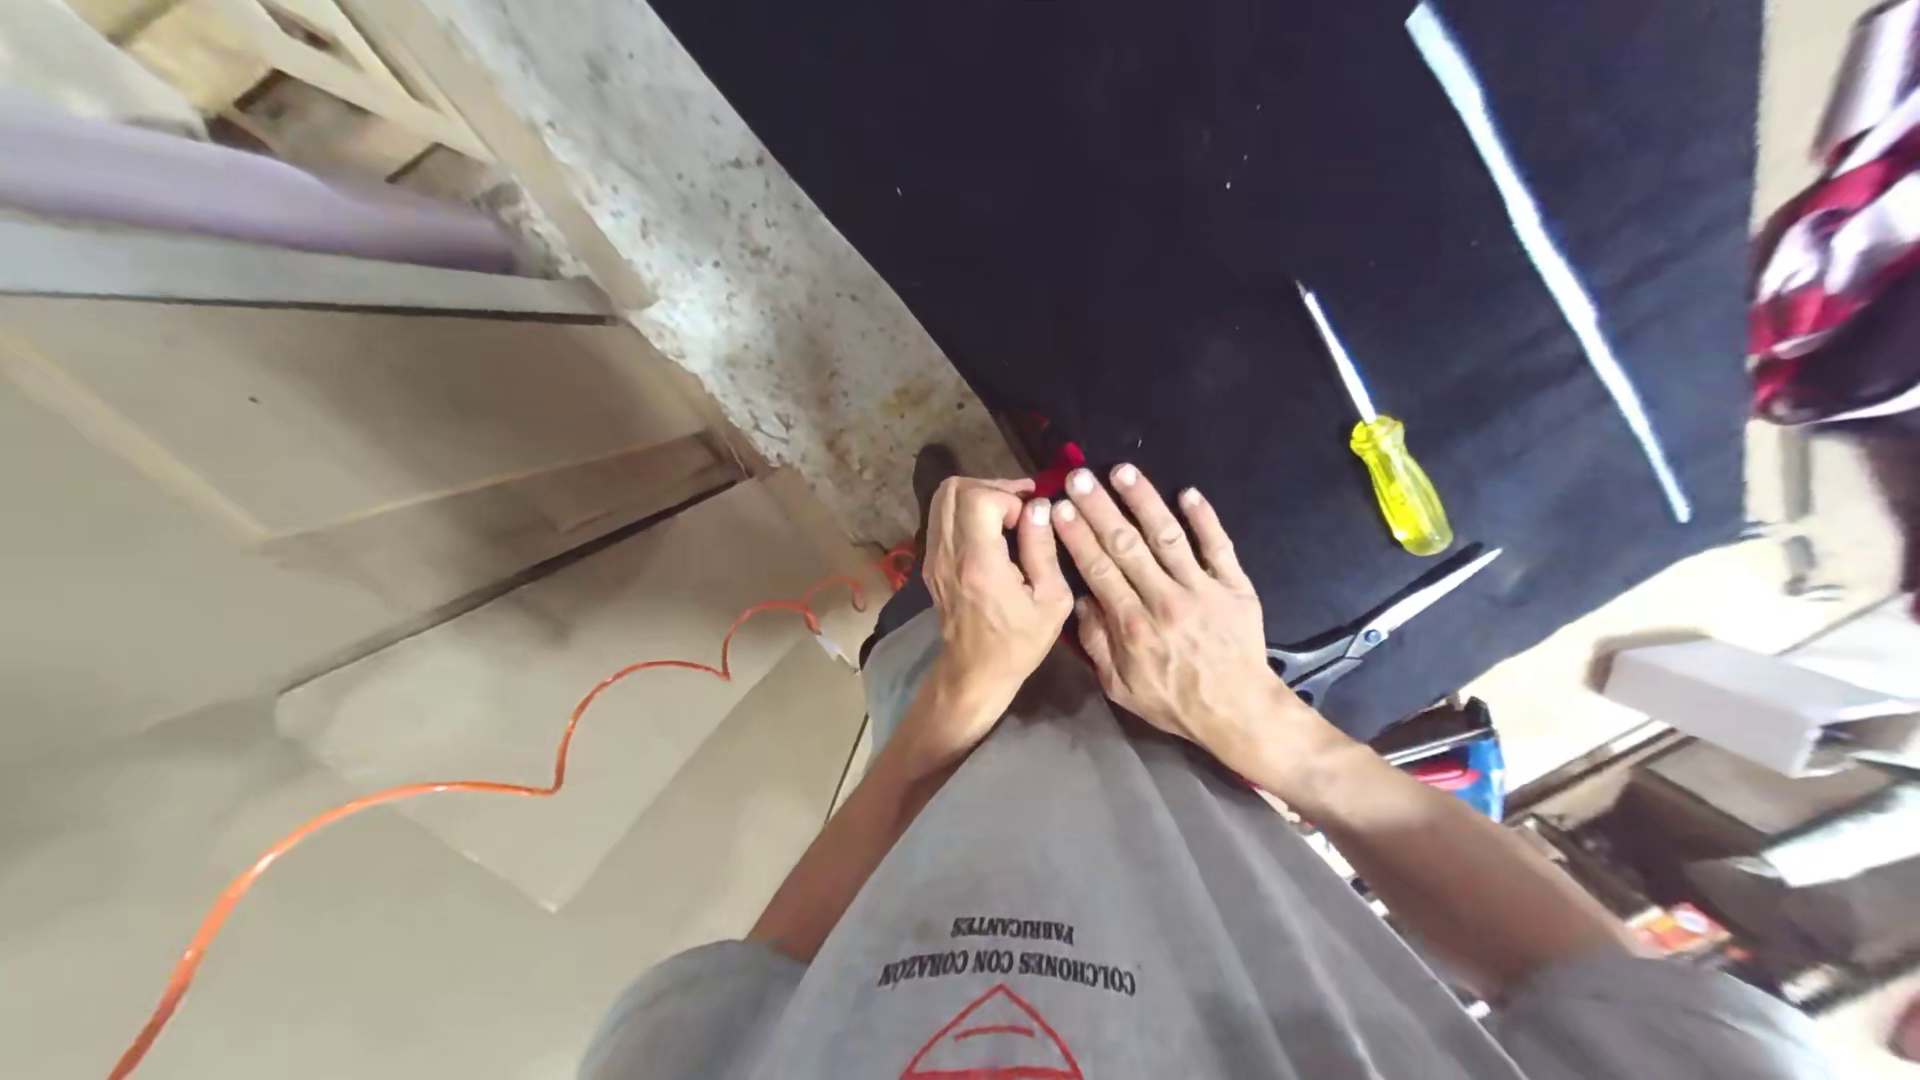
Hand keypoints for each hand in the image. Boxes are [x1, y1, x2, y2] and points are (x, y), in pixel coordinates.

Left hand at [918, 475, 1073, 736]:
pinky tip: (990, 528)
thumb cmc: (1019, 642)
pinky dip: (965, 509)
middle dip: (992, 486)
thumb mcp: (1052, 600)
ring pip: (942, 497)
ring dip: (977, 494)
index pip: (979, 498)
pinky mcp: (930, 561)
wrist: (974, 671)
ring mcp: (933, 557)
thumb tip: (1039, 506)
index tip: (1029, 517)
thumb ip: (1044, 548)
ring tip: (1006, 512)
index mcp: (978, 563)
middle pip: (954, 488)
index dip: (1008, 496)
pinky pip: (941, 516)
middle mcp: (947, 554)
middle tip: (1020, 505)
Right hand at [1050, 465, 1344, 775]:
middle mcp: (1165, 599)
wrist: (1238, 712)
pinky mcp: (1235, 586)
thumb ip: (1096, 643)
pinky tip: (1188, 492)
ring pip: (1168, 536)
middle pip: (1126, 545)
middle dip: (1099, 508)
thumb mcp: (1119, 687)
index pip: (1099, 569)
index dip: (1077, 536)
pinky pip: (1218, 546)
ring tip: (1123, 471)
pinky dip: (1205, 518)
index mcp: (1133, 625)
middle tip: (1079, 477)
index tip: (1060, 507)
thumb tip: (1082, 600)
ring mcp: (1203, 589)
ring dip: (1144, 501)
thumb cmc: (1173, 701)